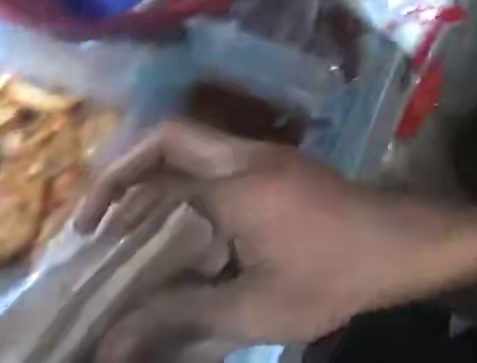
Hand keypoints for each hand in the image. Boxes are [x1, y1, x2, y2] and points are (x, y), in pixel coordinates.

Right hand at [78, 122, 476, 361]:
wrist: (394, 241)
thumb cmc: (327, 276)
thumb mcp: (253, 309)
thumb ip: (179, 318)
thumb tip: (109, 344)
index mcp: (236, 185)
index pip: (159, 176)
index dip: (114, 200)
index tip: (82, 239)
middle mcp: (245, 155)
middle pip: (173, 135)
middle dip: (126, 167)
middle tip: (96, 217)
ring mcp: (264, 154)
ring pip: (195, 142)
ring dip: (156, 172)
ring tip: (126, 225)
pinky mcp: (277, 163)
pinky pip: (216, 157)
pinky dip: (185, 179)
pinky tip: (178, 226)